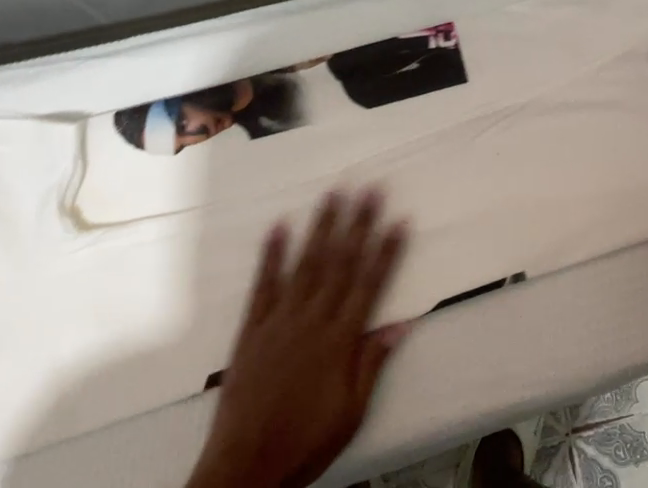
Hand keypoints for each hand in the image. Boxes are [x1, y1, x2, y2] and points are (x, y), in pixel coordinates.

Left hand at [186, 189, 410, 487]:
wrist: (246, 464)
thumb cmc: (306, 440)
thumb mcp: (351, 411)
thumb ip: (372, 362)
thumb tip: (401, 324)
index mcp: (340, 341)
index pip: (369, 285)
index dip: (386, 251)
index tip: (400, 220)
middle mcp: (312, 320)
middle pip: (340, 263)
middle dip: (358, 223)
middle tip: (370, 189)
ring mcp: (280, 320)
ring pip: (306, 264)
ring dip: (321, 227)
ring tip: (334, 194)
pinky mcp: (253, 328)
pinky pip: (264, 284)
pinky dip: (272, 254)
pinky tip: (279, 226)